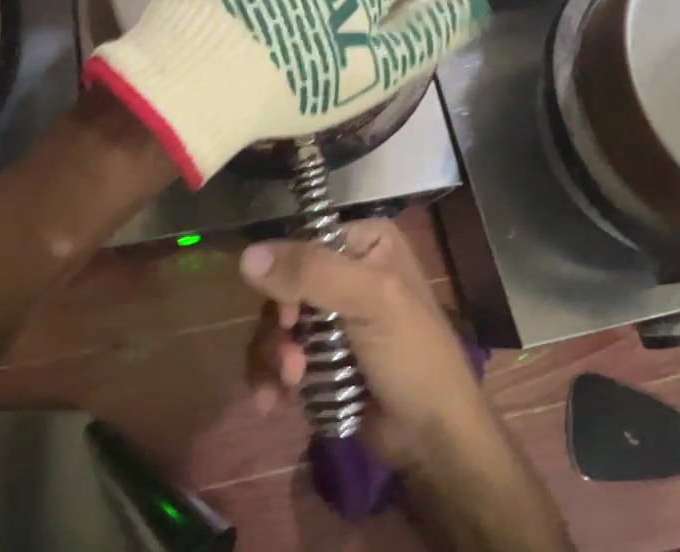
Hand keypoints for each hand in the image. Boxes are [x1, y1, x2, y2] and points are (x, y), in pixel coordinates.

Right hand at [239, 219, 491, 468]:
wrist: (434, 438)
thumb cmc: (414, 357)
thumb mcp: (371, 301)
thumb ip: (312, 272)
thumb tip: (246, 256)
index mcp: (367, 243)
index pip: (303, 242)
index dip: (285, 277)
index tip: (288, 317)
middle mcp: (347, 271)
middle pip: (283, 286)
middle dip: (279, 330)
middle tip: (291, 365)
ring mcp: (333, 317)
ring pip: (276, 323)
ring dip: (274, 357)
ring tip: (289, 387)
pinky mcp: (321, 356)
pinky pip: (278, 353)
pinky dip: (271, 377)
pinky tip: (273, 402)